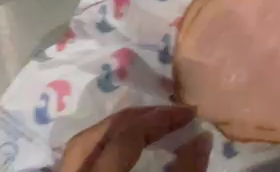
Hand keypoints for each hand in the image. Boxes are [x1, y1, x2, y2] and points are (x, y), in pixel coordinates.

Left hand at [58, 106, 207, 171]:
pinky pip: (77, 159)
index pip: (127, 135)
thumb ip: (185, 171)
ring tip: (147, 126)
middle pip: (96, 133)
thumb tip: (202, 138)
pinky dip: (102, 145)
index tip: (190, 114)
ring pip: (81, 144)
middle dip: (136, 117)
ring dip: (116, 128)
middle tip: (168, 114)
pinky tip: (123, 148)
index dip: (161, 119)